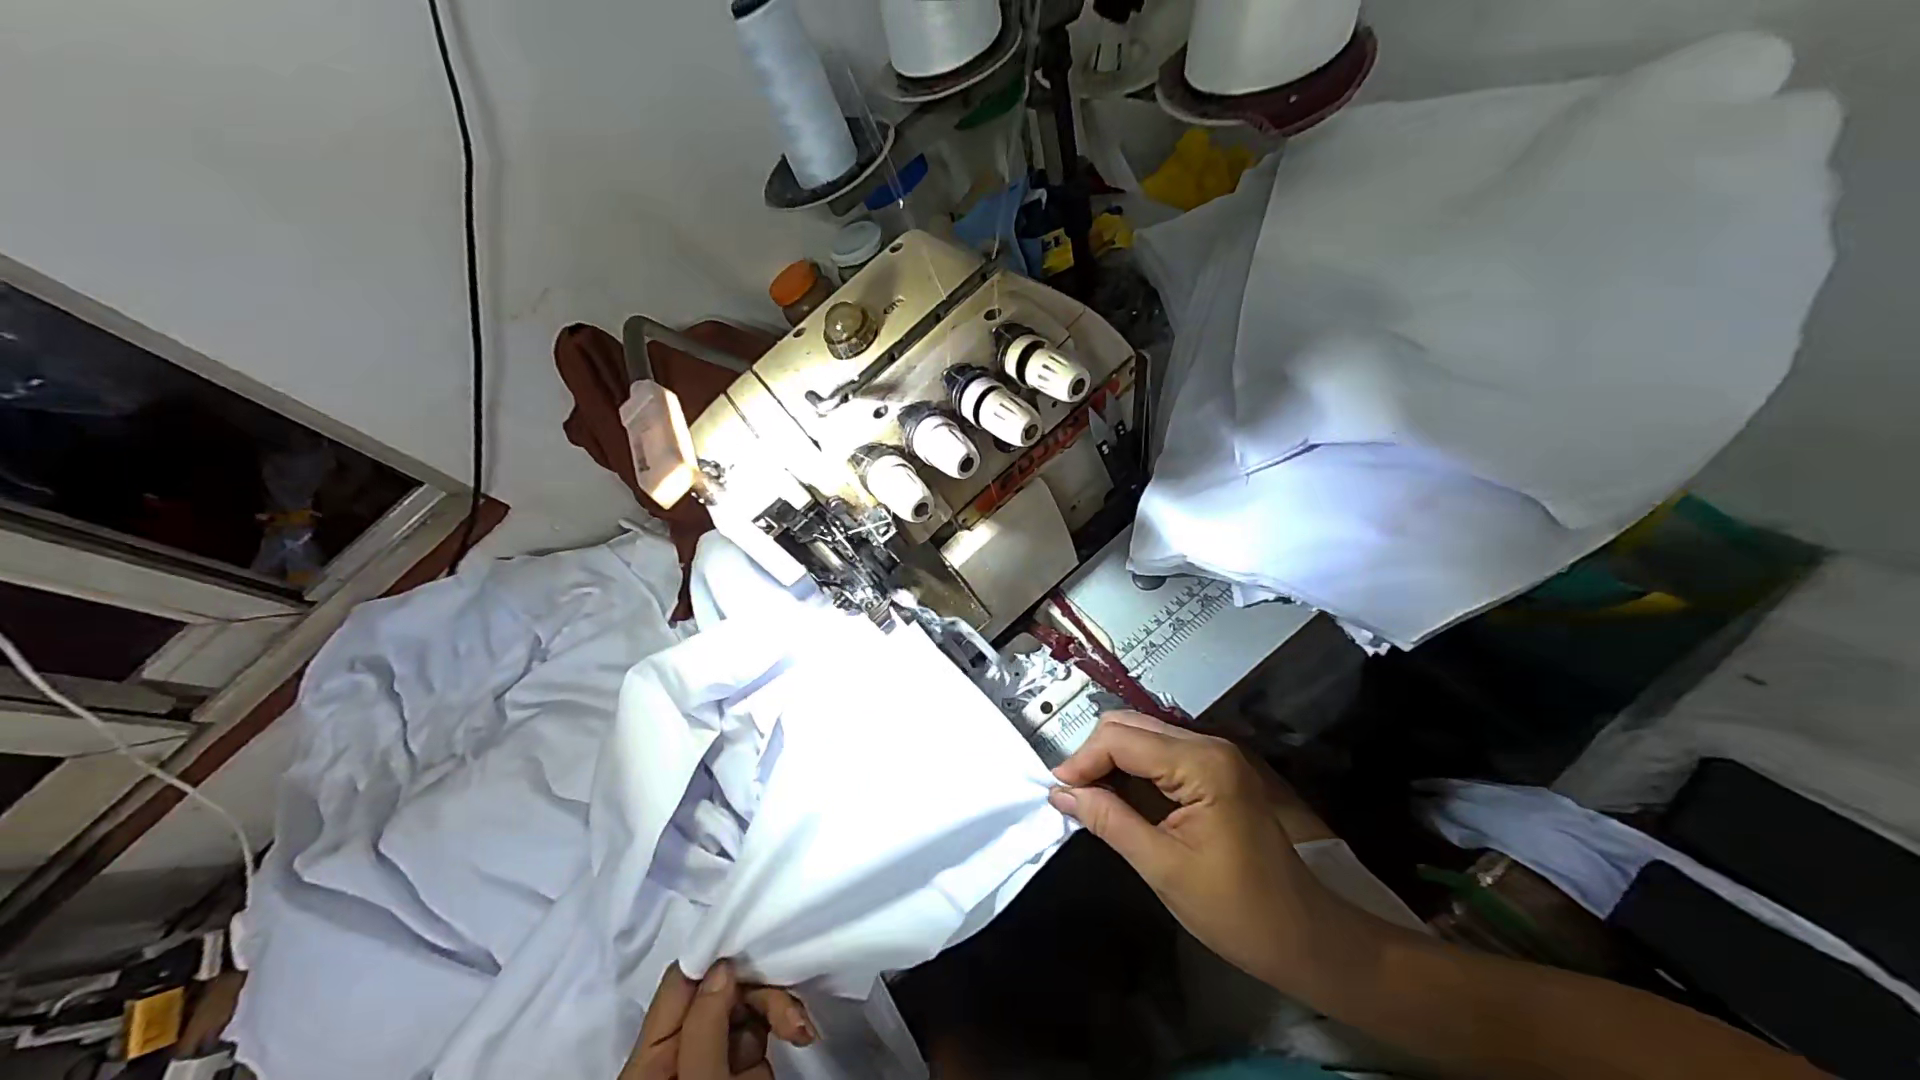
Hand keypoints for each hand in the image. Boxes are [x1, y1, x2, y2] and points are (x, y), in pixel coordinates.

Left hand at [622, 960, 815, 1079]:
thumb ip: (704, 1029)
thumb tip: (723, 967)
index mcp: (649, 1059)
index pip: (678, 986)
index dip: (713, 962)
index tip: (752, 954)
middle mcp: (678, 1052)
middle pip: (717, 990)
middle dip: (758, 992)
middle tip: (790, 1015)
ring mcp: (709, 1059)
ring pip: (743, 1005)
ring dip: (777, 1007)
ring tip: (801, 1028)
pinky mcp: (738, 1067)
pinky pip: (759, 1026)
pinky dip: (782, 1022)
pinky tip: (800, 1032)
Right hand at [1049, 711, 1331, 989]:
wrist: (1304, 936)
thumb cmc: (1236, 910)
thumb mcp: (1162, 867)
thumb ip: (1109, 821)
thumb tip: (1061, 793)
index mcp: (1202, 764)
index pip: (1122, 739)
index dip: (1083, 760)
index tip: (1057, 791)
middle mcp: (1209, 745)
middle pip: (1130, 726)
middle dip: (1093, 755)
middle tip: (1071, 794)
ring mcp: (1214, 754)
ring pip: (1141, 734)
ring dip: (1110, 759)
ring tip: (1088, 796)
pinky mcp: (1214, 768)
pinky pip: (1159, 752)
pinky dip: (1130, 767)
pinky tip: (1116, 795)